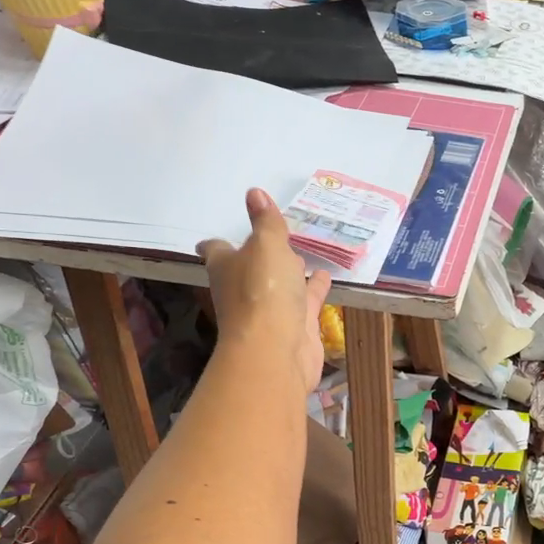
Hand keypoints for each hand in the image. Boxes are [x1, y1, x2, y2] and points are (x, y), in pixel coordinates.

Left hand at [197, 188, 332, 397]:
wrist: (276, 351)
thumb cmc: (263, 292)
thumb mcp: (266, 246)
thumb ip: (266, 222)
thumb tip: (255, 193)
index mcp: (226, 266)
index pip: (216, 250)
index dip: (219, 242)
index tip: (222, 236)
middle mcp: (244, 289)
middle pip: (251, 268)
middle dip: (262, 256)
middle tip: (277, 238)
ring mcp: (270, 311)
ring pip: (281, 285)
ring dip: (291, 272)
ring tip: (307, 254)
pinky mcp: (295, 328)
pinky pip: (305, 302)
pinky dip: (314, 289)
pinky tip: (327, 277)